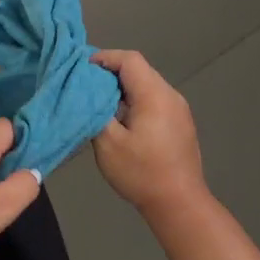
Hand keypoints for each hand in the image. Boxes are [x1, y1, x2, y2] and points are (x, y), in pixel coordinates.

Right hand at [92, 50, 207, 214]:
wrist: (178, 202)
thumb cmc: (140, 172)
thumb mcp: (108, 143)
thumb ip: (95, 111)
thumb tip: (86, 93)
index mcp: (154, 95)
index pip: (129, 60)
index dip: (104, 58)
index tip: (80, 68)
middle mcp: (170, 96)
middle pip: (139, 70)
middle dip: (110, 73)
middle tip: (83, 85)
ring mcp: (178, 110)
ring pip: (146, 86)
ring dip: (121, 89)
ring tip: (96, 102)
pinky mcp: (179, 124)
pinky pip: (154, 101)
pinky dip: (133, 101)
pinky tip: (118, 119)